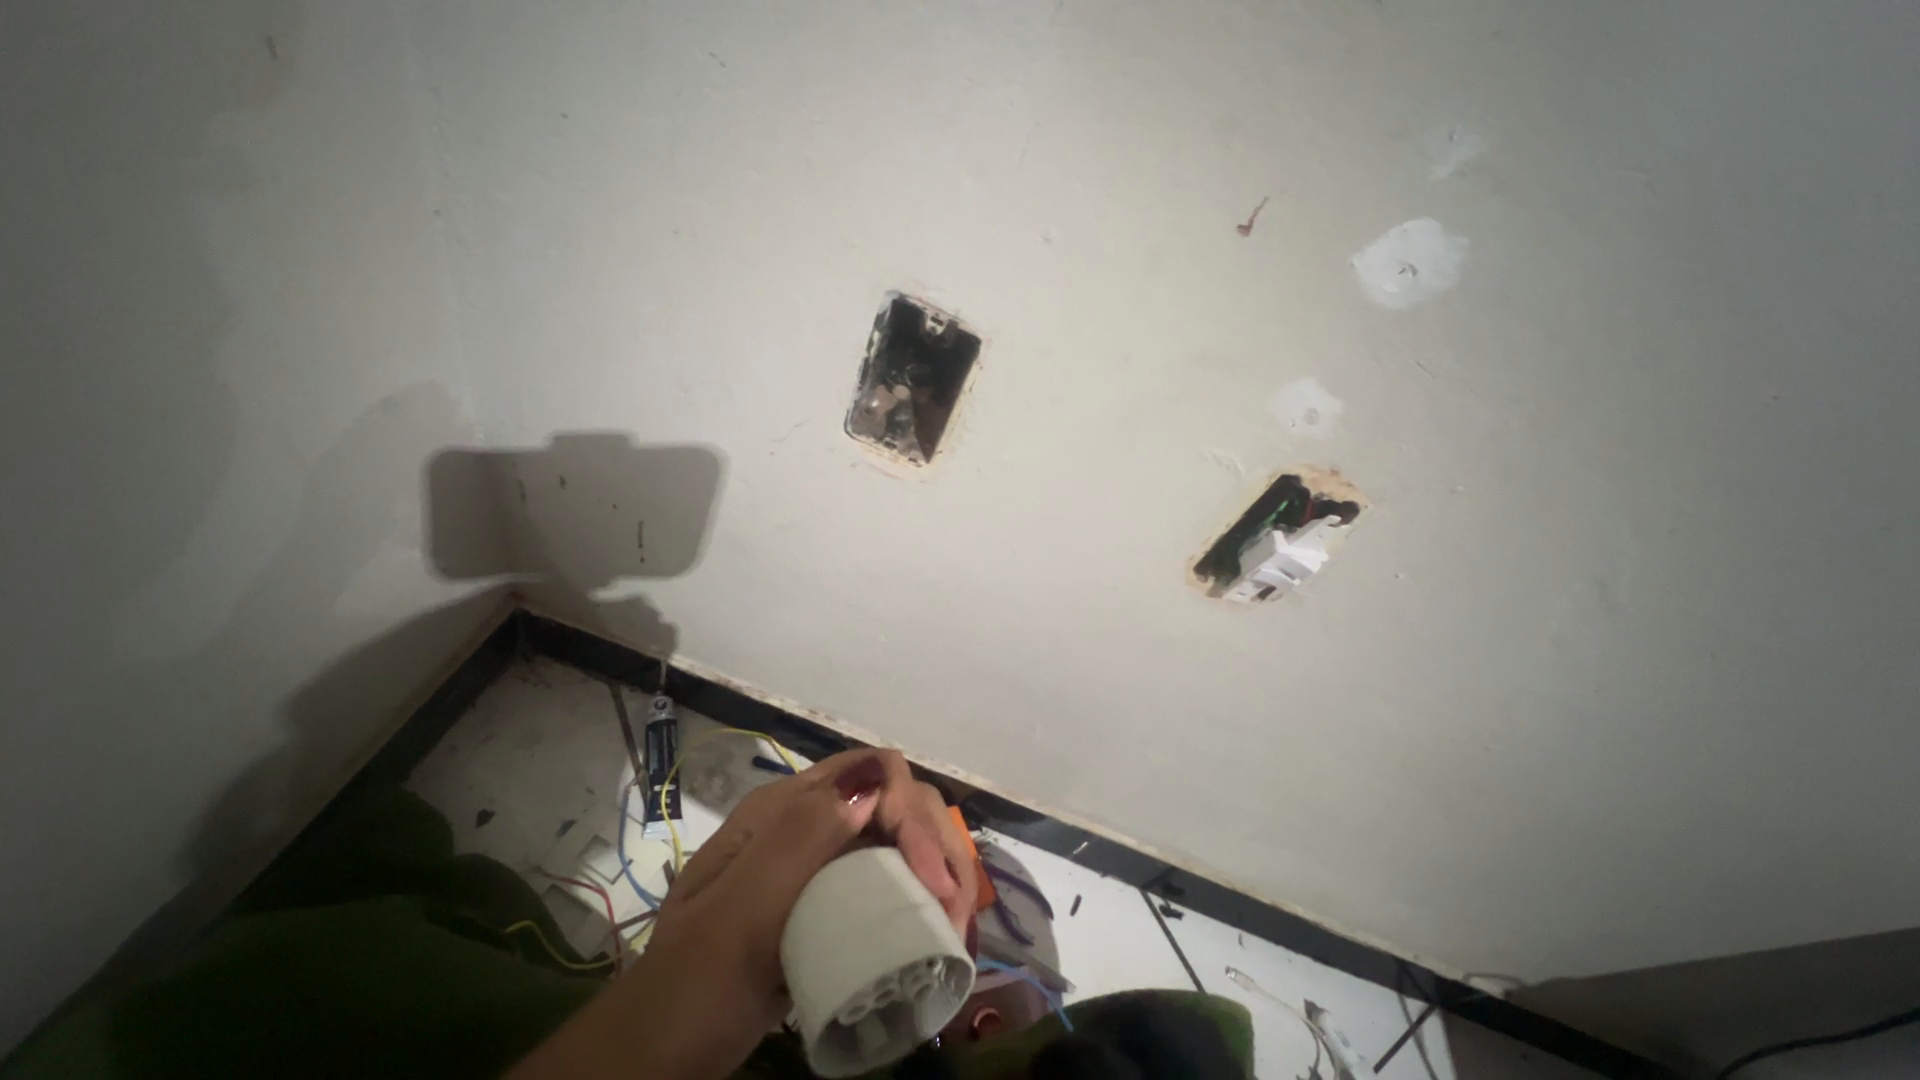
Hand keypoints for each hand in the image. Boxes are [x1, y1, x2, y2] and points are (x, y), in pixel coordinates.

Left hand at [509, 748, 978, 1079]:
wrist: (663, 1051)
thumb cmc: (696, 982)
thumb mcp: (739, 912)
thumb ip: (798, 840)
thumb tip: (875, 778)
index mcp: (781, 810)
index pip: (869, 771)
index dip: (909, 808)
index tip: (927, 876)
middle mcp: (808, 823)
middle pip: (896, 801)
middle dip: (936, 842)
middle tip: (954, 910)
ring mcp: (822, 864)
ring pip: (901, 840)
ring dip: (941, 870)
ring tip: (958, 925)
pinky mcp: (834, 903)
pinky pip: (892, 881)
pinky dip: (925, 898)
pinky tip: (942, 929)